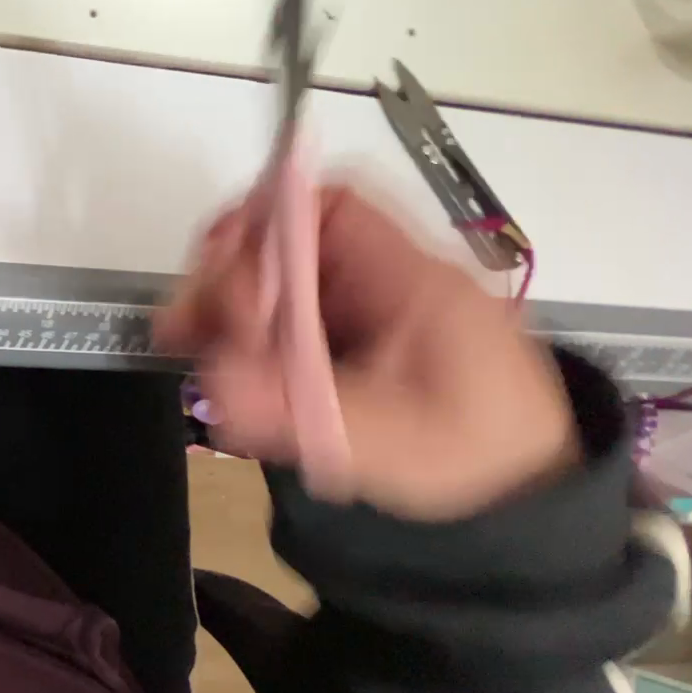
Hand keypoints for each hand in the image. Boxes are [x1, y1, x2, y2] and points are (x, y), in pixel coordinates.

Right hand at [156, 183, 578, 520]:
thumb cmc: (471, 455)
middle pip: (279, 241)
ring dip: (212, 304)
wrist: (510, 484)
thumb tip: (216, 379)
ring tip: (181, 343)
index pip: (331, 208)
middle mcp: (370, 280)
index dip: (264, 220)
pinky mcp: (327, 336)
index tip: (215, 266)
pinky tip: (203, 353)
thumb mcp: (387, 440)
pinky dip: (224, 327)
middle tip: (189, 327)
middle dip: (221, 276)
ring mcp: (345, 307)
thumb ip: (299, 409)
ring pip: (261, 277)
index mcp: (406, 282)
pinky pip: (264, 313)